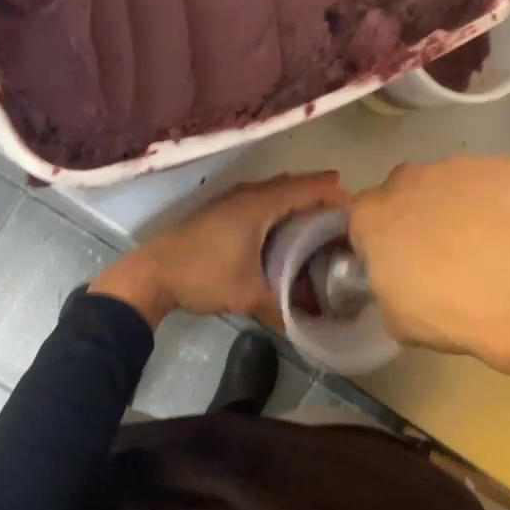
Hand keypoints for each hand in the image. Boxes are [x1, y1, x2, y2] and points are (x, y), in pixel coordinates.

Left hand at [90, 172, 350, 327]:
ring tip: (319, 216)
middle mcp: (247, 195)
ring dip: (296, 197)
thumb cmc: (202, 276)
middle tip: (344, 211)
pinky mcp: (219, 213)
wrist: (151, 274)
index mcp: (259, 205)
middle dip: (319, 193)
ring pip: (273, 191)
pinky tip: (281, 227)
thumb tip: (304, 325)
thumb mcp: (246, 295)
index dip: (333, 193)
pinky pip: (259, 200)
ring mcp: (230, 201)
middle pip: (291, 185)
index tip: (357, 204)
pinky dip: (277, 206)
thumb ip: (279, 308)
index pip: (306, 189)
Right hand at [349, 157, 509, 431]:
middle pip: (405, 192)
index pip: (362, 218)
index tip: (396, 262)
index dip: (378, 240)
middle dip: (417, 215)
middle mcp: (408, 180)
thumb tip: (399, 282)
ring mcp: (458, 168)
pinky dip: (499, 203)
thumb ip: (387, 287)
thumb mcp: (395, 318)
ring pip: (450, 184)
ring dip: (459, 207)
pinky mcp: (504, 167)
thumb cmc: (447, 314)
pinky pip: (493, 184)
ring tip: (485, 245)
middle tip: (440, 253)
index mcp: (372, 216)